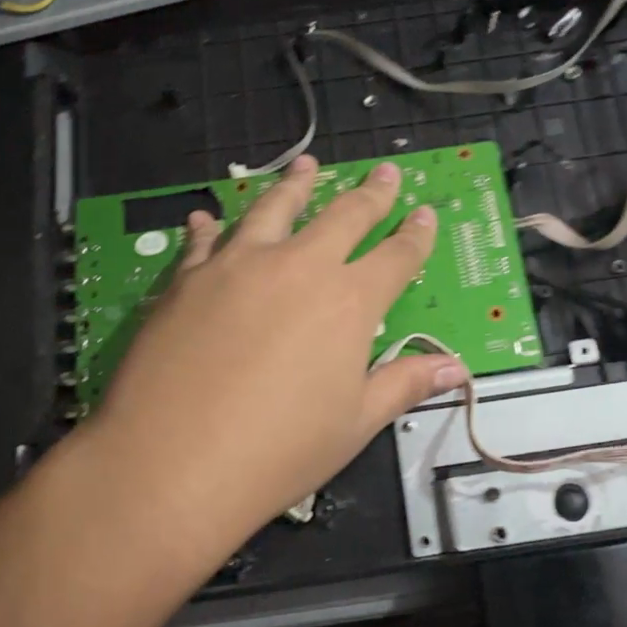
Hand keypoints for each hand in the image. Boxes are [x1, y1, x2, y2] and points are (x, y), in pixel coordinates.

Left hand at [82, 154, 468, 534]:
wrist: (171, 462)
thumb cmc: (278, 452)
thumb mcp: (353, 424)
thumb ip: (403, 384)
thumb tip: (454, 367)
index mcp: (347, 302)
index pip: (396, 256)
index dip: (415, 234)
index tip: (425, 213)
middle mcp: (297, 268)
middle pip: (343, 216)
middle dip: (371, 193)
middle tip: (385, 172)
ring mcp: (237, 266)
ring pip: (273, 209)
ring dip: (295, 184)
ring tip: (305, 164)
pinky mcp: (187, 279)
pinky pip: (204, 240)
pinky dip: (211, 225)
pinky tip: (207, 217)